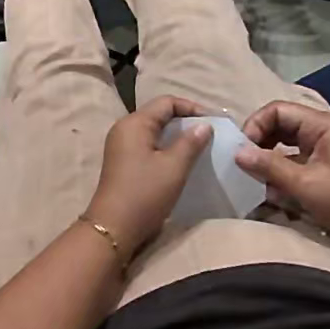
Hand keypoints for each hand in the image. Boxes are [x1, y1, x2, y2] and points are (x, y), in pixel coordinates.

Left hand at [84, 96, 211, 254]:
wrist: (114, 227)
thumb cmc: (145, 193)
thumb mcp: (174, 167)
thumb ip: (190, 142)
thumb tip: (204, 125)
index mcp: (134, 123)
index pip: (166, 102)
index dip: (193, 108)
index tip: (215, 122)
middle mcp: (124, 129)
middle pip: (159, 114)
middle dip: (186, 121)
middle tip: (211, 135)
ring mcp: (121, 146)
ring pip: (154, 131)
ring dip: (177, 136)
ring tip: (201, 147)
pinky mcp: (123, 161)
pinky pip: (148, 145)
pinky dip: (166, 148)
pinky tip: (182, 160)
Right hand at [233, 100, 329, 255]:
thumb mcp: (306, 186)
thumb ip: (269, 166)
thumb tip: (236, 152)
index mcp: (328, 126)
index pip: (278, 110)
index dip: (255, 126)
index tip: (241, 152)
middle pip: (282, 125)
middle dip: (261, 145)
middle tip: (244, 166)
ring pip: (289, 145)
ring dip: (271, 162)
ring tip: (258, 182)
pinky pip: (300, 161)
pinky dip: (285, 173)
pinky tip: (276, 192)